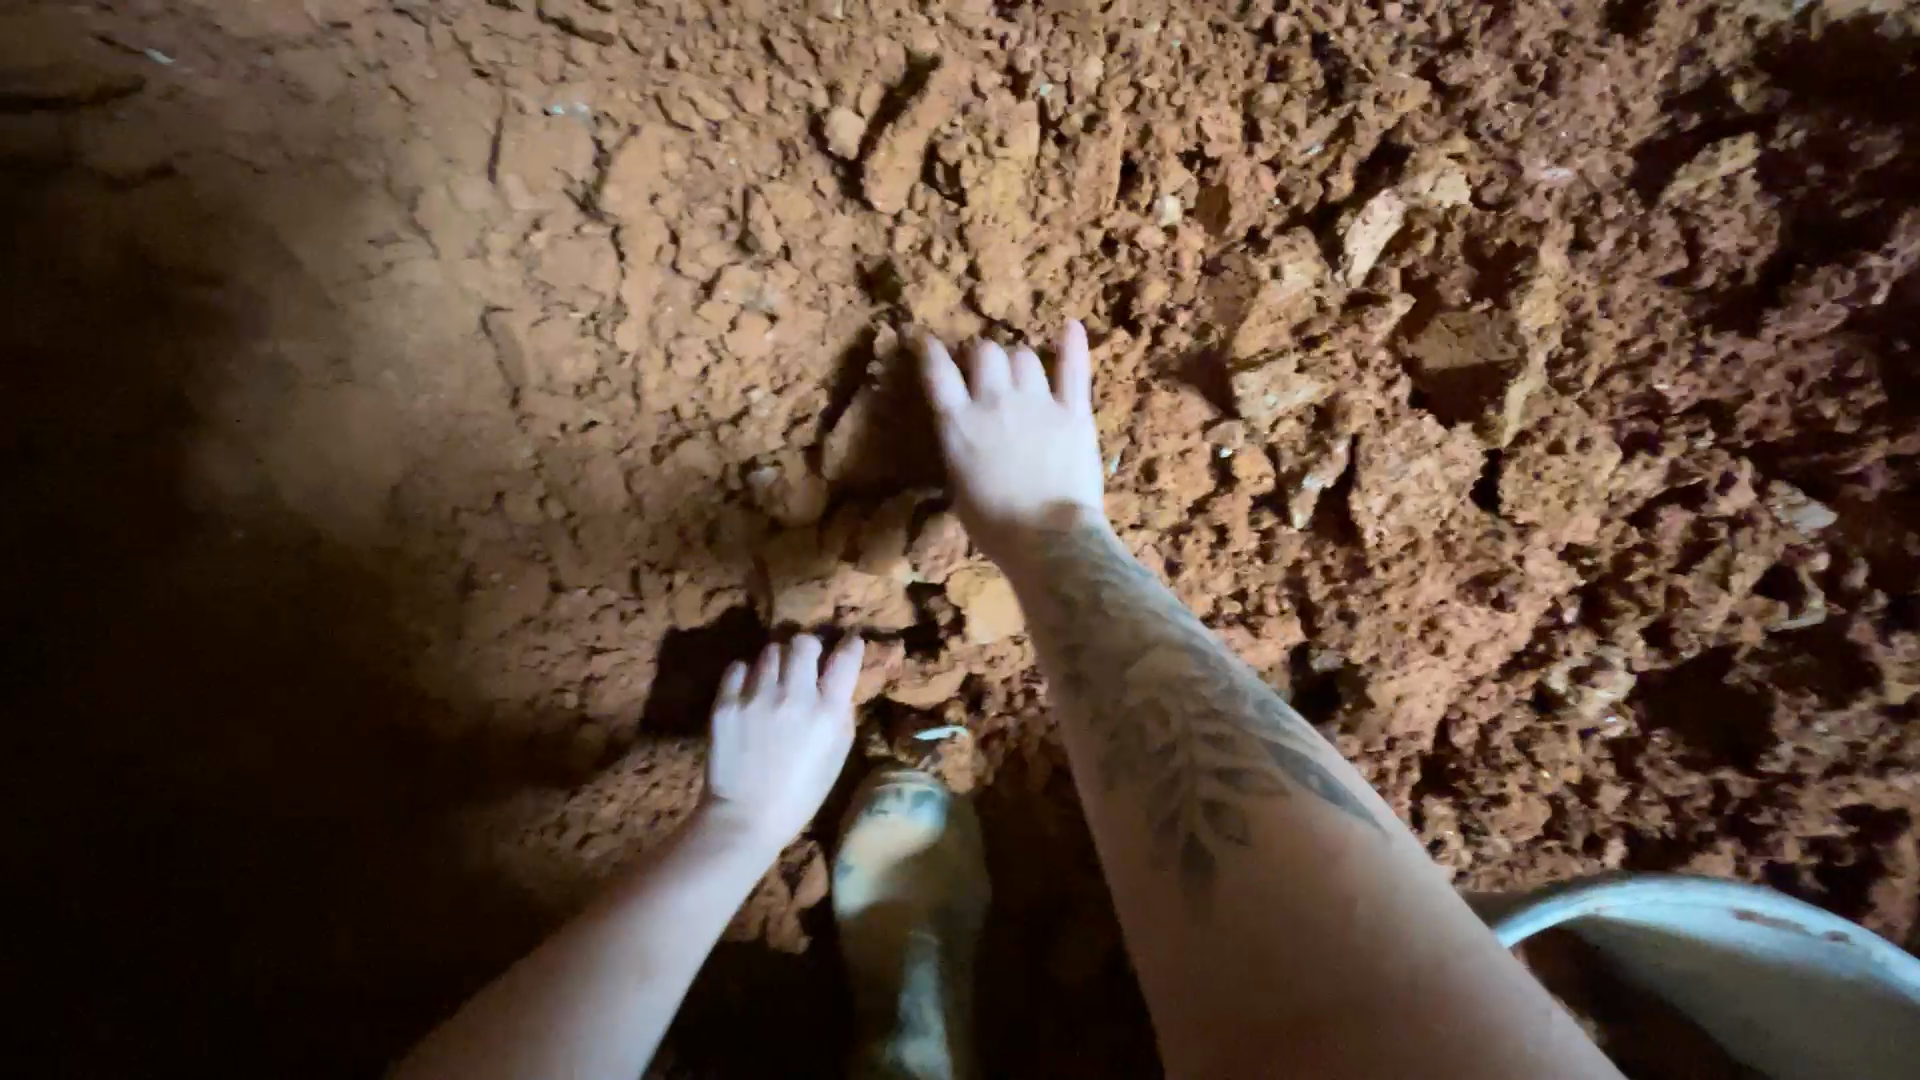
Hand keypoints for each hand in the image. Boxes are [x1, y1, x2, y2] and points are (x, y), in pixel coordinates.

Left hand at [702, 634, 862, 848]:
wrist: (745, 817)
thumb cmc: (801, 791)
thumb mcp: (838, 754)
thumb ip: (842, 712)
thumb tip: (839, 680)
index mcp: (828, 712)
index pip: (846, 657)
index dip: (850, 645)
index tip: (849, 643)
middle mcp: (794, 697)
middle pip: (803, 642)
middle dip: (807, 647)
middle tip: (804, 661)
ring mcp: (757, 698)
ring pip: (770, 650)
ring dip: (777, 661)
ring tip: (774, 680)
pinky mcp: (726, 704)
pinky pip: (739, 667)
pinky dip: (747, 674)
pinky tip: (750, 692)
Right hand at [919, 320, 1106, 558]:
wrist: (1048, 539)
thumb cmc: (995, 527)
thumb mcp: (959, 489)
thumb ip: (960, 451)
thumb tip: (965, 438)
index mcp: (959, 425)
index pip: (937, 372)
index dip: (929, 351)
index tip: (925, 341)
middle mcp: (994, 403)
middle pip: (985, 352)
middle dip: (982, 357)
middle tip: (985, 372)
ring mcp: (1037, 403)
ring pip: (1024, 356)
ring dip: (1018, 361)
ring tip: (1021, 374)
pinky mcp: (1073, 412)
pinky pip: (1073, 368)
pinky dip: (1072, 345)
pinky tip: (1069, 327)